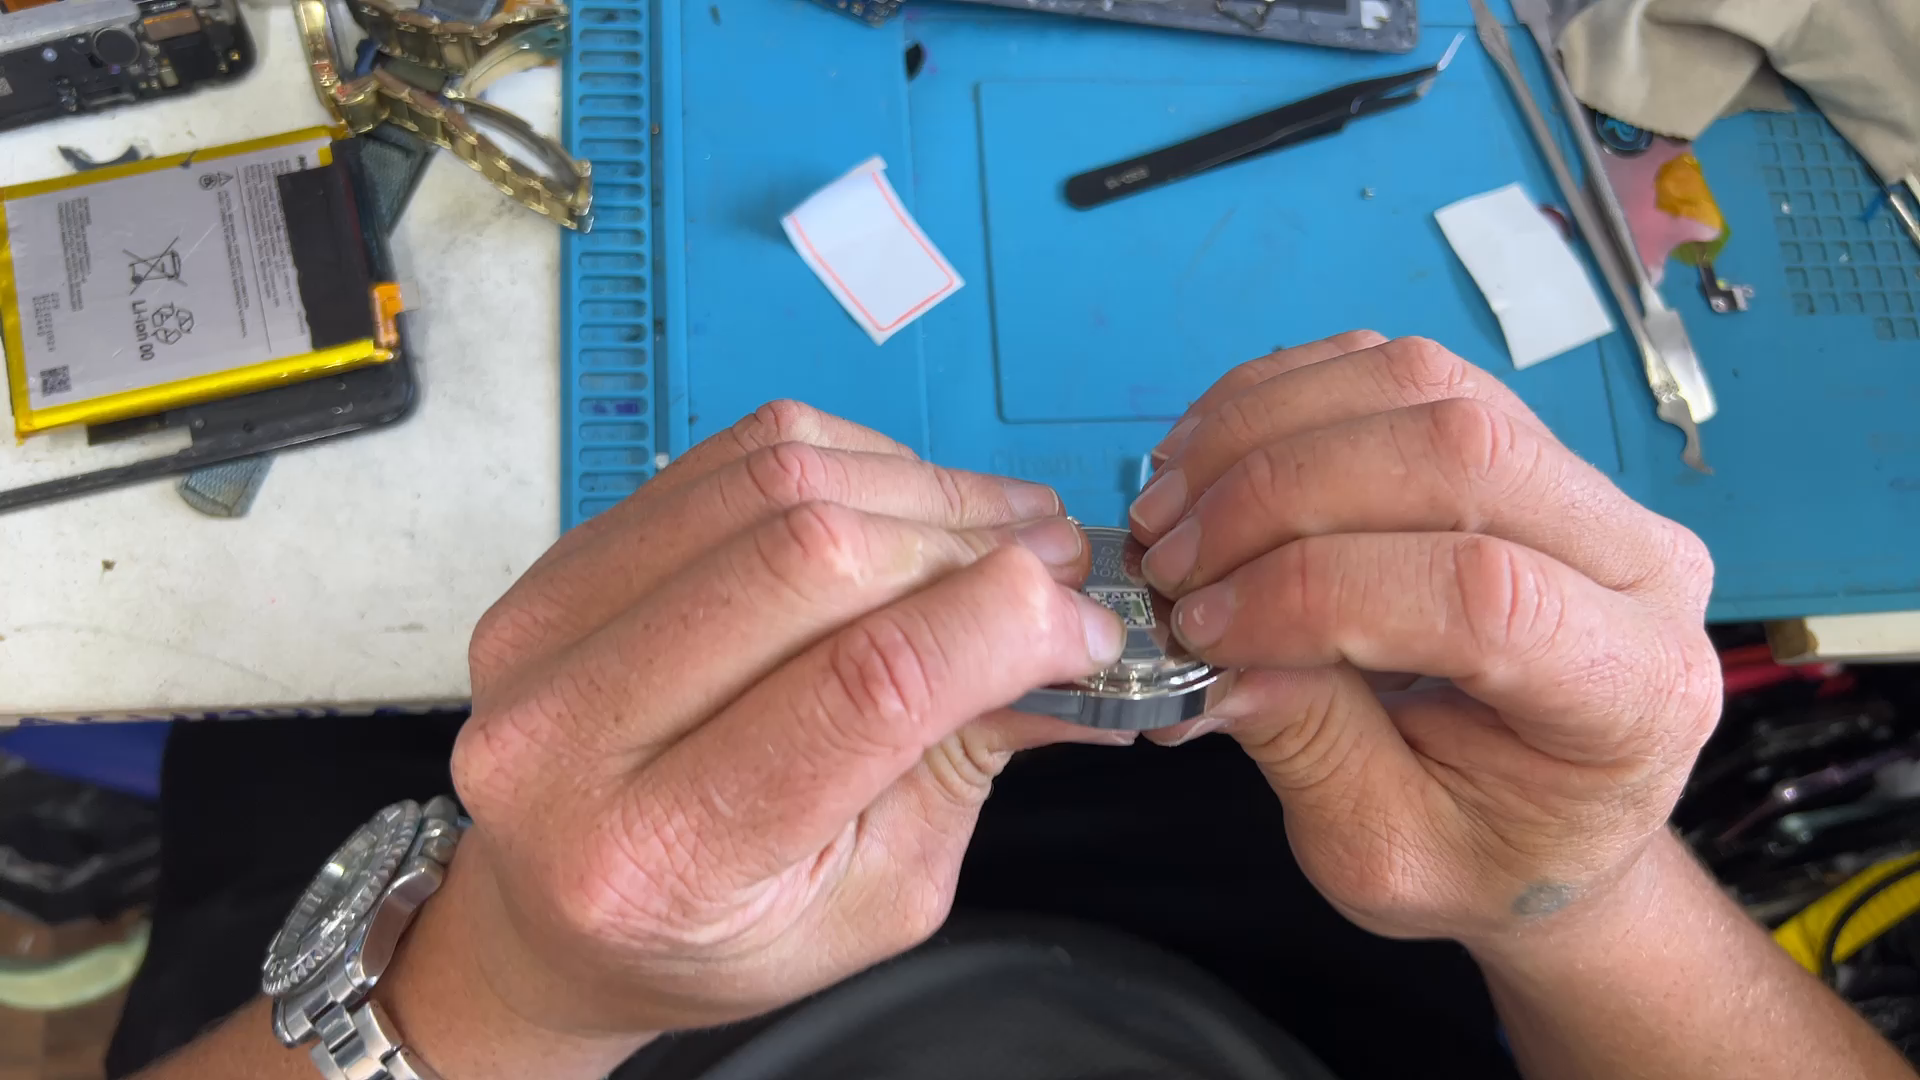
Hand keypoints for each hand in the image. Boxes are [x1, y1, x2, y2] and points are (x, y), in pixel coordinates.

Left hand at [437, 402, 1127, 1038]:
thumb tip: (1074, 649)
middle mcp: (577, 724)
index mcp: (664, 856)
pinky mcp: (571, 553)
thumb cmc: (723, 928)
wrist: (557, 911)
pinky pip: (737, 452)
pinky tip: (905, 498)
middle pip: (815, 557)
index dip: (999, 625)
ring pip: (778, 481)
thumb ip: (969, 757)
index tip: (1082, 619)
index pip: (865, 686)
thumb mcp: (875, 890)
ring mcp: (555, 618)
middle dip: (968, 541)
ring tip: (998, 521)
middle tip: (1051, 556)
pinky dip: (852, 457)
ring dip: (922, 488)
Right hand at [1130, 332, 1720, 945]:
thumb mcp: (1380, 845)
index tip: (1197, 632)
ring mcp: (1562, 472)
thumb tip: (1210, 650)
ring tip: (1165, 506)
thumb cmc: (1468, 844)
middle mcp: (1625, 551)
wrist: (1527, 807)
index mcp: (1628, 687)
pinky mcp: (1487, 431)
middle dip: (1268, 496)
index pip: (1479, 594)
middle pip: (1450, 450)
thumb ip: (1304, 744)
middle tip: (1165, 560)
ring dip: (1252, 432)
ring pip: (1408, 381)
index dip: (1309, 595)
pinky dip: (1263, 398)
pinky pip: (1374, 364)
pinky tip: (1197, 460)